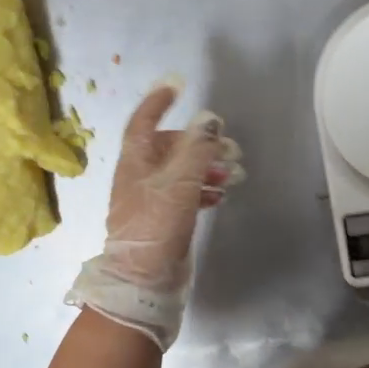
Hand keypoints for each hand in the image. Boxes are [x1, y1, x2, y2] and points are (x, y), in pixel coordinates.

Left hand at [66, 81, 243, 349]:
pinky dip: (202, 190)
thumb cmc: (157, 226)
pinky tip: (220, 196)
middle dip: (200, 144)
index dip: (159, 102)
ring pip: (181, 172)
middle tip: (231, 149)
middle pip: (170, 148)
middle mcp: (139, 176)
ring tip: (233, 175)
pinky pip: (184, 195)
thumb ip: (196, 149)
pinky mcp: (162, 220)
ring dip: (206, 168)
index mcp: (135, 162)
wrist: (143, 281)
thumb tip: (210, 120)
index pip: (144, 122)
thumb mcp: (180, 183)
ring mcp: (150, 199)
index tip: (178, 86)